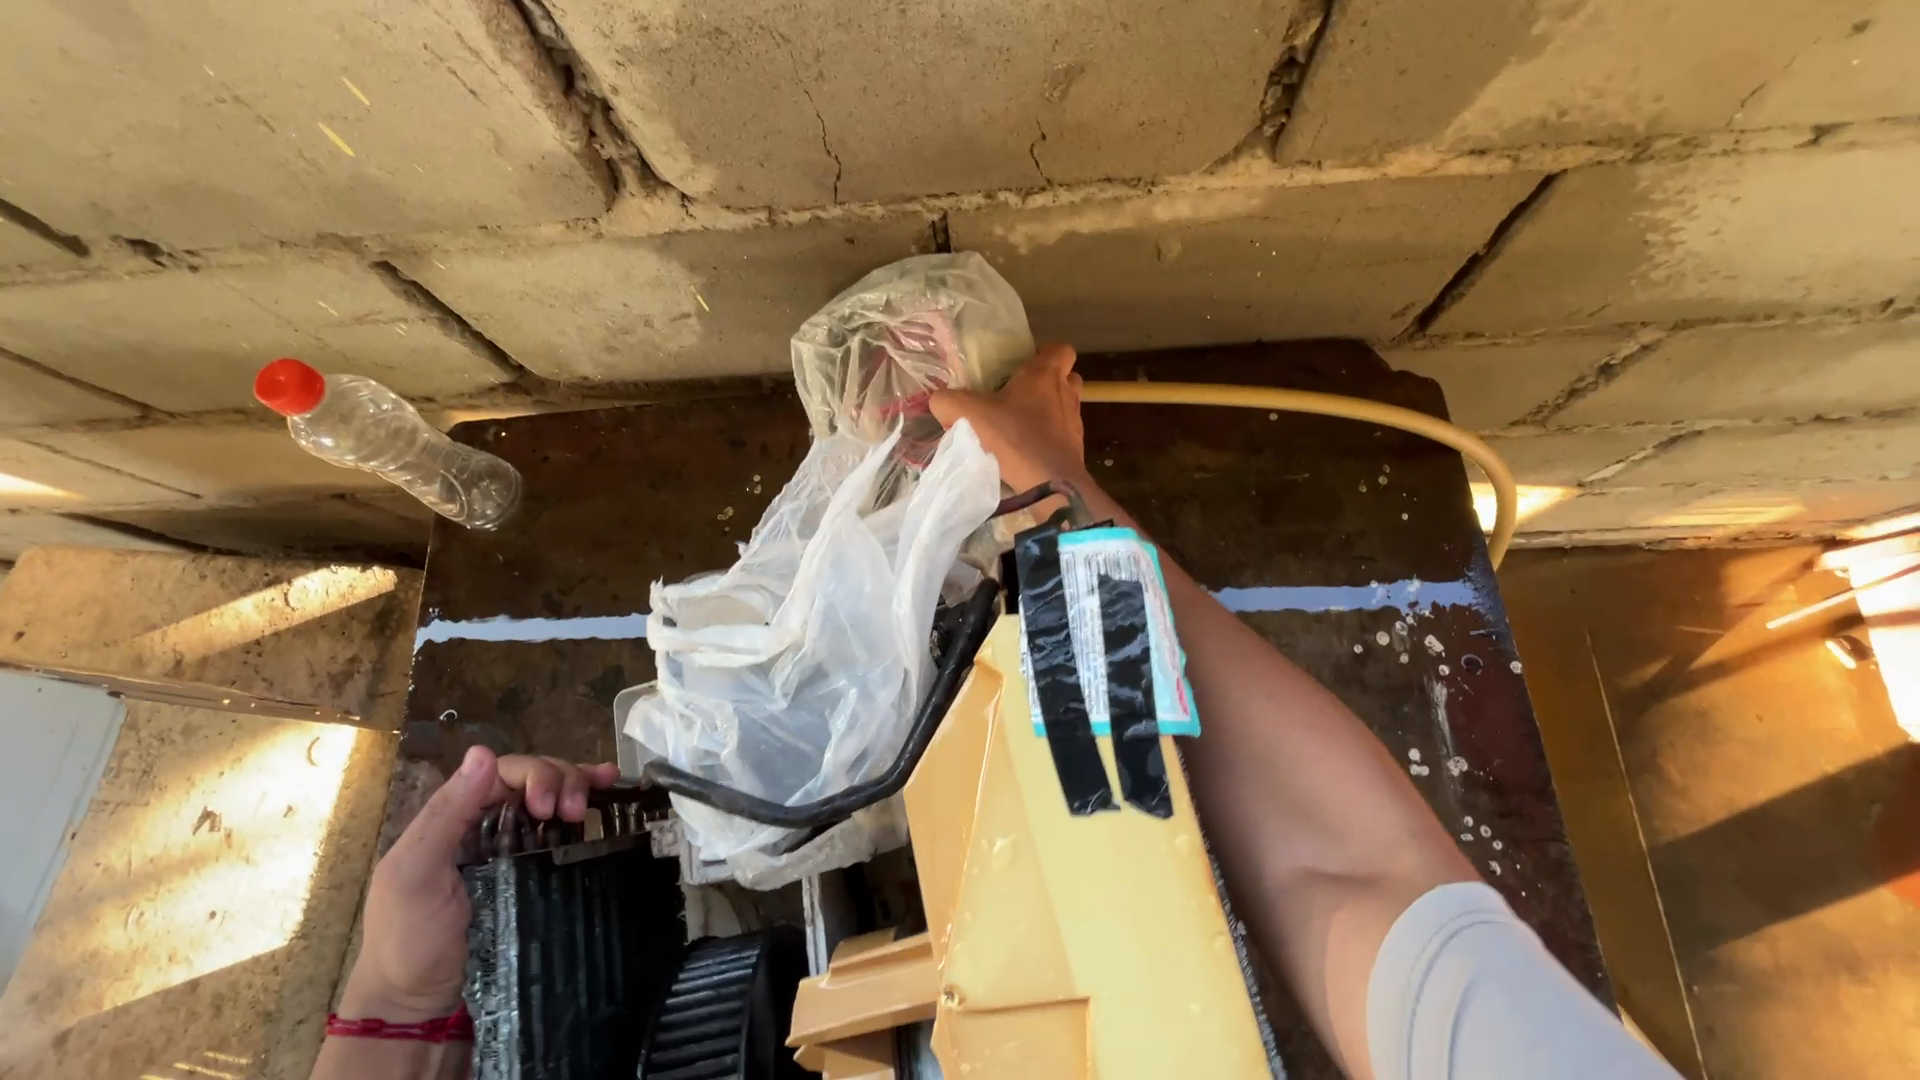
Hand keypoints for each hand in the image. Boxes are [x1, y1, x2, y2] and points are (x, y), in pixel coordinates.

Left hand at [338, 747, 619, 1021]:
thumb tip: (483, 751)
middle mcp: (488, 819)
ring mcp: (517, 842)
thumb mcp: (412, 873)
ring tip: (596, 799)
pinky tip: (610, 787)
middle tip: (576, 811)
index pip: (504, 771)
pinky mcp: (540, 866)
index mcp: (456, 814)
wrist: (423, 1002)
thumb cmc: (410, 938)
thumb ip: (445, 813)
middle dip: (562, 780)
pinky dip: (590, 798)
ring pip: (555, 791)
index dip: (535, 776)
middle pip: (535, 776)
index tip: (550, 807)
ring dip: (580, 784)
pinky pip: (566, 822)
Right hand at [930, 342, 1087, 492]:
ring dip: (1050, 411)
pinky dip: (1051, 438)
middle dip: (1049, 382)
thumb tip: (939, 401)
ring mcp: (1074, 421)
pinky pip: (1064, 434)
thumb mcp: (968, 415)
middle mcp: (1065, 392)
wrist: (1049, 482)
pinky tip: (1029, 450)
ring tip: (1023, 424)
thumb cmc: (1013, 437)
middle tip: (1022, 395)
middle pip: (1067, 376)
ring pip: (1066, 405)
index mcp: (1044, 374)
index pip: (1060, 349)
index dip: (1045, 354)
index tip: (1025, 368)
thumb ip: (948, 402)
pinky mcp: (1076, 447)